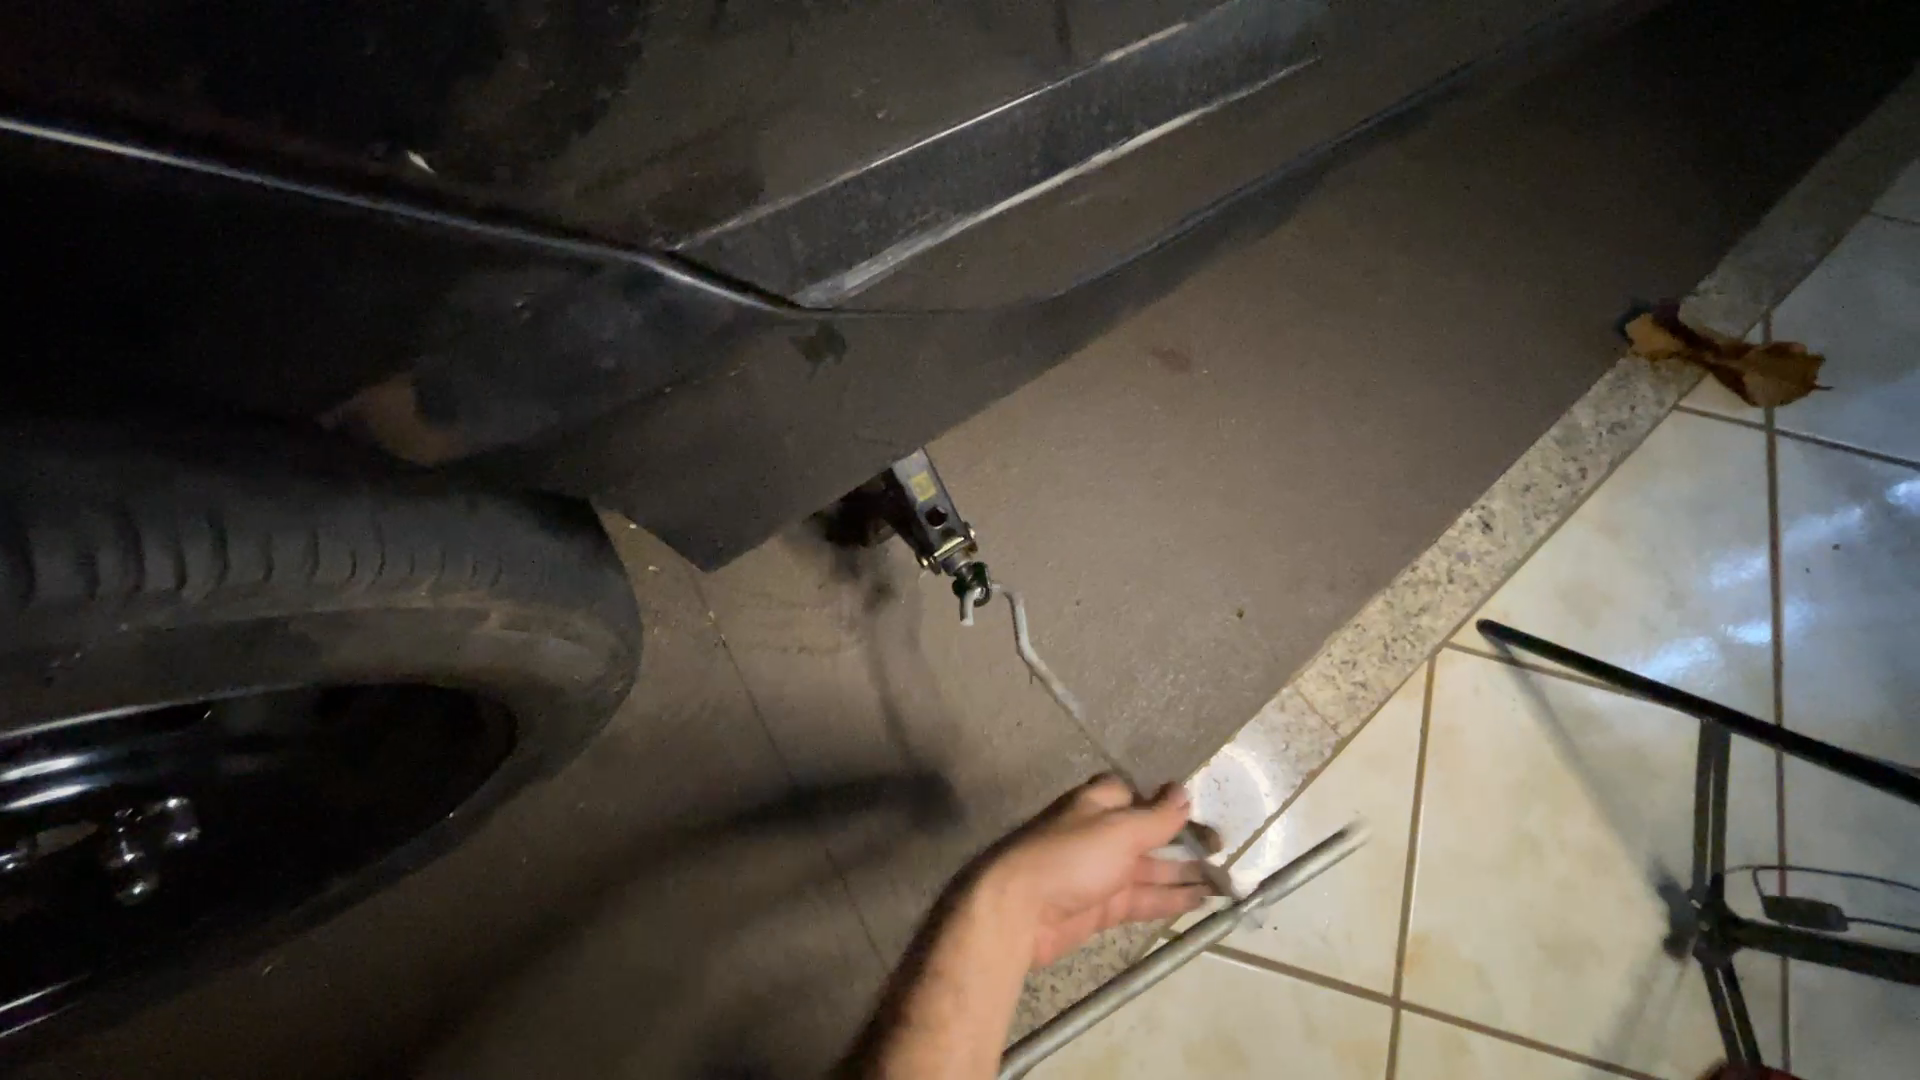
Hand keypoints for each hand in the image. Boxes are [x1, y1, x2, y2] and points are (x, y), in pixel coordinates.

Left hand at [975, 775, 1217, 968]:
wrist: (1022, 911)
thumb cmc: (1071, 857)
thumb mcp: (1119, 831)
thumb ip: (1155, 817)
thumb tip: (1183, 792)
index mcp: (1098, 804)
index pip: (1136, 794)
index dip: (1165, 801)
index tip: (1200, 811)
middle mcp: (1101, 834)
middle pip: (1148, 833)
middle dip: (1183, 841)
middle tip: (1225, 850)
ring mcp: (1103, 871)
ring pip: (1151, 868)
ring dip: (1184, 873)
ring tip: (1225, 879)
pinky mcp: (1104, 905)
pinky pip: (1144, 898)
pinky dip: (1170, 899)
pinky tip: (1201, 901)